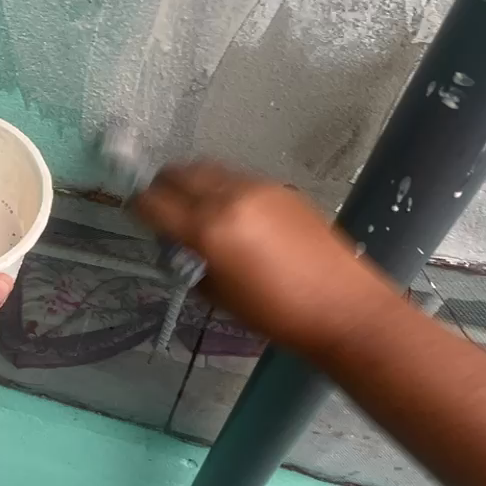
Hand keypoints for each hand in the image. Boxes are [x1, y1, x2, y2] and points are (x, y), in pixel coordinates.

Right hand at [129, 162, 396, 354]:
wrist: (348, 310)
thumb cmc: (277, 315)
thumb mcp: (216, 294)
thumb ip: (188, 260)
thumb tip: (176, 243)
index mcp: (207, 229)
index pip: (152, 202)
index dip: (137, 208)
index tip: (136, 216)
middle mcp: (228, 198)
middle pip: (176, 173)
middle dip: (161, 188)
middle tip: (161, 208)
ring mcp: (257, 188)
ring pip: (206, 169)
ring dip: (191, 183)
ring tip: (196, 207)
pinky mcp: (281, 188)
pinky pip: (235, 178)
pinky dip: (221, 188)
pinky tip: (232, 215)